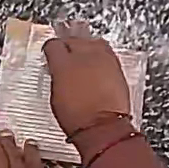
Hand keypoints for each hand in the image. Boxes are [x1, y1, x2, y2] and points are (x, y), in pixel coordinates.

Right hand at [42, 20, 131, 137]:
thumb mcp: (56, 96)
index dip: (51, 49)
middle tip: (66, 56)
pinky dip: (100, 55)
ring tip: (83, 57)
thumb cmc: (78, 118)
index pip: (53, 45)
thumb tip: (59, 71)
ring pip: (92, 41)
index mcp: (63, 64)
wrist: (103, 127)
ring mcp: (102, 59)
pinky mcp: (116, 65)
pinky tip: (97, 64)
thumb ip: (57, 76)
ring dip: (86, 47)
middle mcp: (83, 56)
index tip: (51, 53)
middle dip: (68, 46)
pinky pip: (106, 51)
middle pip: (73, 39)